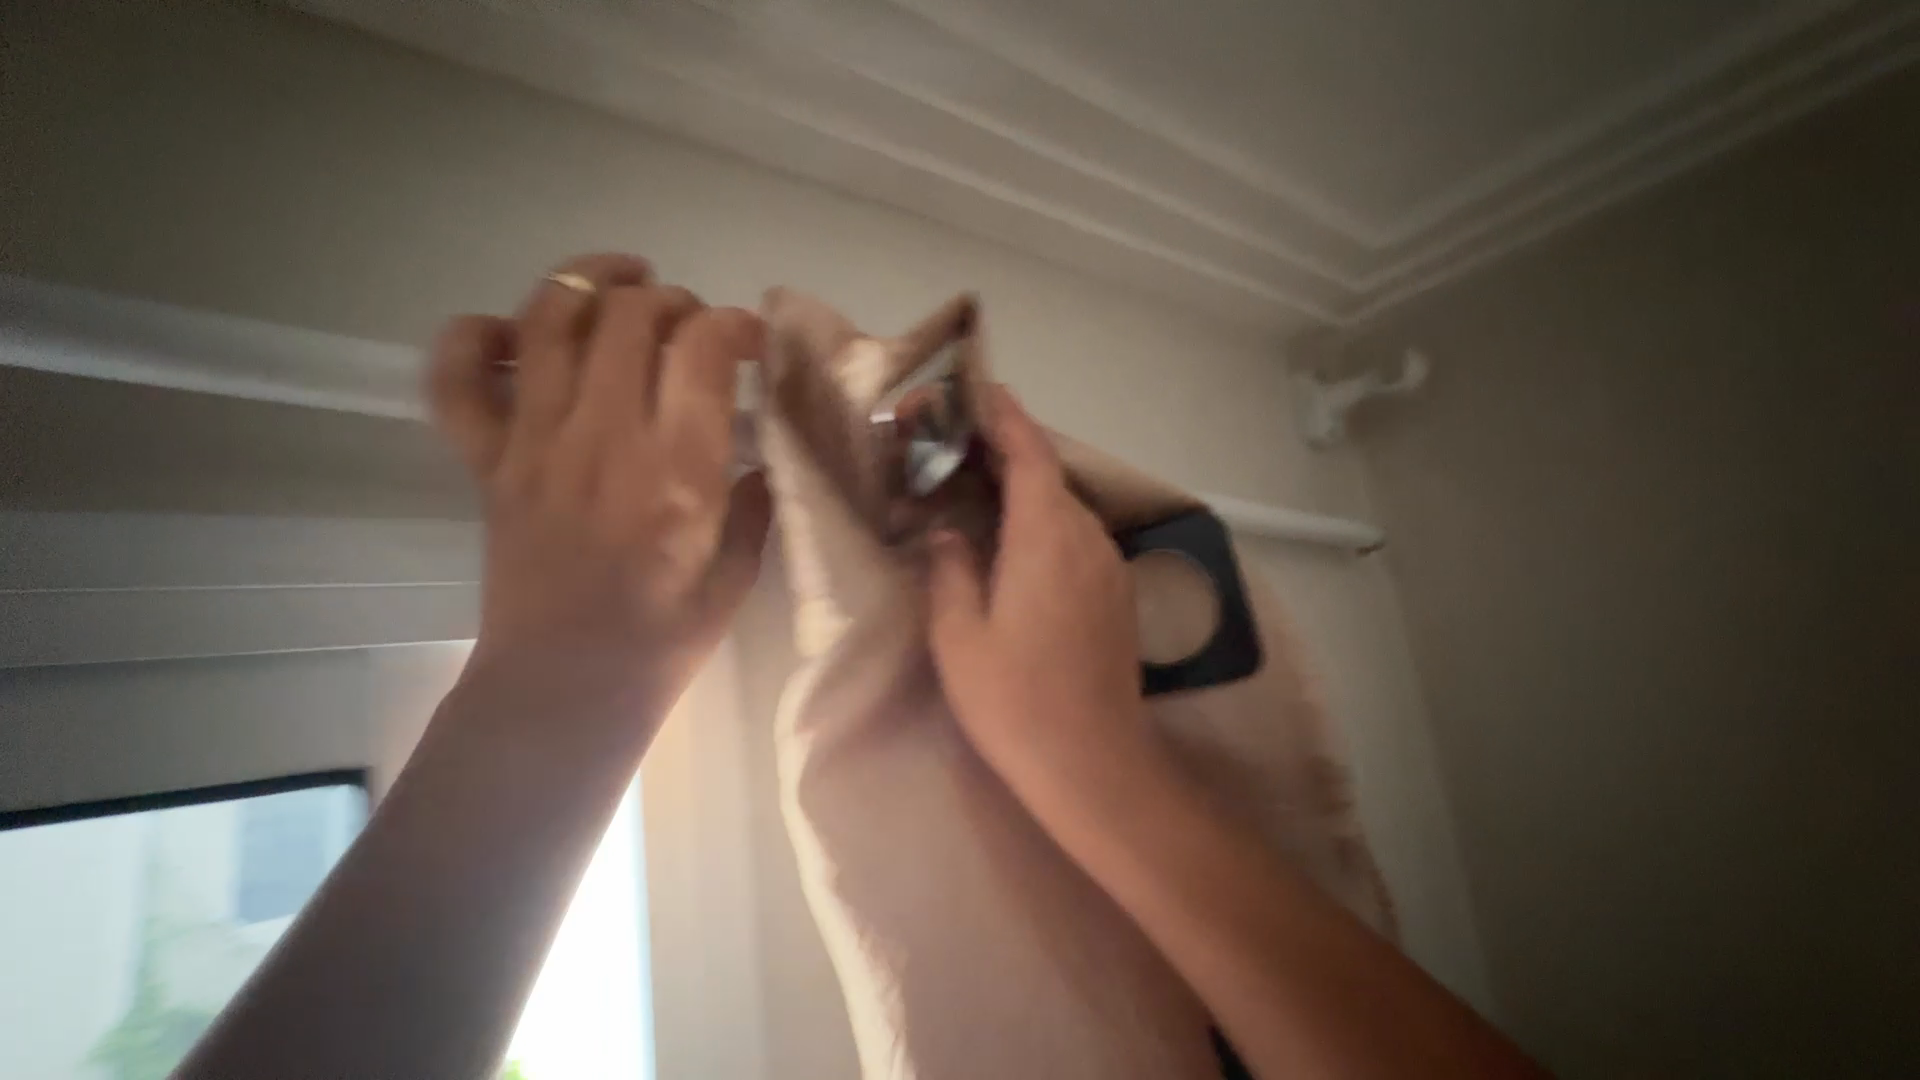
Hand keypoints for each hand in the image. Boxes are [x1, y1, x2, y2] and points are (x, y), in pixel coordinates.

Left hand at [427, 253, 771, 699]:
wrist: (564, 688)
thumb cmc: (663, 640)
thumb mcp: (737, 575)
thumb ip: (754, 505)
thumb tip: (760, 458)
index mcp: (677, 472)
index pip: (703, 348)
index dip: (734, 323)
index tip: (751, 342)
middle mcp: (603, 439)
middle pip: (629, 315)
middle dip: (672, 300)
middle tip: (693, 328)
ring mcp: (534, 445)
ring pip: (549, 320)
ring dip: (589, 281)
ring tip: (623, 281)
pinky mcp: (488, 463)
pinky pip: (458, 379)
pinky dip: (477, 338)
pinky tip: (515, 334)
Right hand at [926, 385, 1153, 807]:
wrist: (1093, 763)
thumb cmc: (1015, 700)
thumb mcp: (959, 635)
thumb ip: (951, 569)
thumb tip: (950, 532)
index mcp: (1047, 535)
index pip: (1029, 452)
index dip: (1004, 416)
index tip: (976, 391)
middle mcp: (1087, 537)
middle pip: (1048, 473)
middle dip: (1004, 450)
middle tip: (954, 446)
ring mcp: (1109, 566)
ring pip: (1064, 505)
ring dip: (1024, 487)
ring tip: (976, 488)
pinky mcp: (1116, 594)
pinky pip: (1076, 536)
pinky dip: (1043, 520)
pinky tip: (1014, 541)